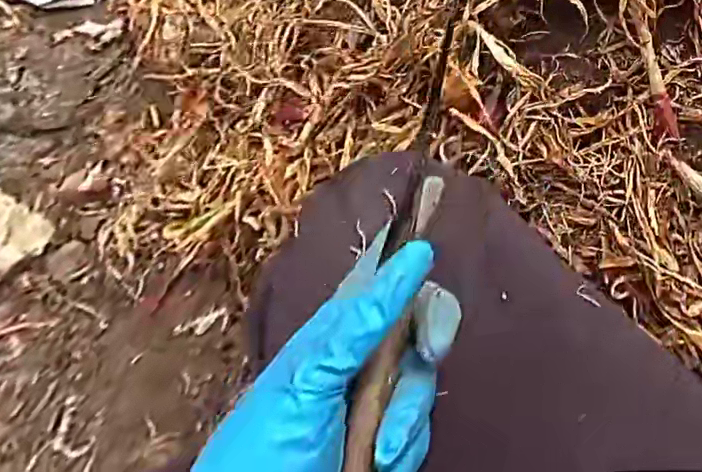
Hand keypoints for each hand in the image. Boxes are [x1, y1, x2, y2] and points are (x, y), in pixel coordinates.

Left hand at [194, 228, 460, 471]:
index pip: (386, 270)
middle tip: (430, 352)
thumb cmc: (267, 443)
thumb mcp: (314, 371)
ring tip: (378, 448)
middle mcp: (365, 350)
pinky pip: (422, 427)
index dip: (410, 259)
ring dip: (409, 411)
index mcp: (341, 322)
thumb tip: (417, 252)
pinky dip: (409, 445)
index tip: (427, 258)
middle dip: (434, 332)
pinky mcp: (388, 437)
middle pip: (422, 315)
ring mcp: (377, 395)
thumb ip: (365, 318)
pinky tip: (380, 461)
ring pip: (424, 375)